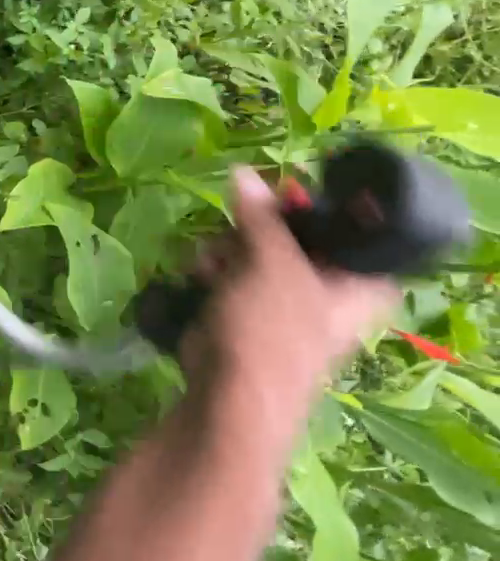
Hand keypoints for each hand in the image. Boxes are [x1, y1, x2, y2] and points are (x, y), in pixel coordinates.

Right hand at [183, 166, 400, 413]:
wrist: (231, 388)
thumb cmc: (271, 332)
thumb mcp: (271, 266)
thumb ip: (261, 219)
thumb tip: (242, 172)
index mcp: (360, 282)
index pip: (348, 230)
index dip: (314, 211)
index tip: (279, 198)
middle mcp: (327, 287)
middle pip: (291, 236)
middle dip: (252, 232)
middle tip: (235, 236)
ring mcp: (285, 300)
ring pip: (253, 251)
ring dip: (224, 250)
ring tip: (209, 261)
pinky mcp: (247, 308)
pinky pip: (230, 271)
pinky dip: (212, 268)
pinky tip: (200, 272)